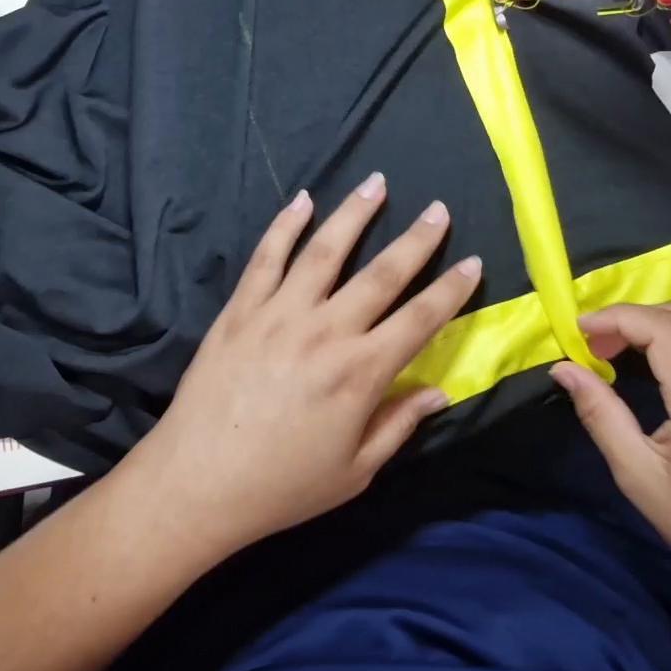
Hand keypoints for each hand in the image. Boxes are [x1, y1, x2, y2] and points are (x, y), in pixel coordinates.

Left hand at [119, 173, 480, 556]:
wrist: (197, 483)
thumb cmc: (282, 486)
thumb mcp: (356, 471)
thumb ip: (399, 425)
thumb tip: (441, 392)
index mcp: (361, 372)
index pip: (420, 320)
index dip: (451, 290)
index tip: (473, 262)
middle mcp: (326, 331)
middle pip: (382, 274)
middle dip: (416, 240)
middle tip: (438, 210)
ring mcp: (279, 314)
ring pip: (324, 251)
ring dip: (354, 215)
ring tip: (376, 184)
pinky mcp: (240, 311)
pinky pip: (266, 258)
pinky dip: (284, 226)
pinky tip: (301, 200)